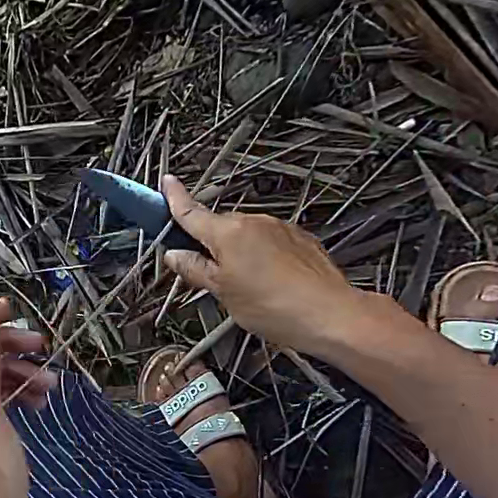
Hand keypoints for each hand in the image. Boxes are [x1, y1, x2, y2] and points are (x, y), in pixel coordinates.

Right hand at [161, 175, 413, 355]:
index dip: (175, 197)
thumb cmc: (277, 306)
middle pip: (219, 228)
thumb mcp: (222, 292)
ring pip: (245, 237)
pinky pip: (269, 244)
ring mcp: (279, 229)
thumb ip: (195, 270)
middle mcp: (254, 222)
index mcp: (229, 232)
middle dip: (211, 247)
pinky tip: (269, 286)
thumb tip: (175, 256)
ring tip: (247, 290)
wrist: (329, 314)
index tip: (168, 183)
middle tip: (210, 277)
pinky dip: (263, 259)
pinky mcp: (299, 240)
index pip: (191, 211)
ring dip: (239, 256)